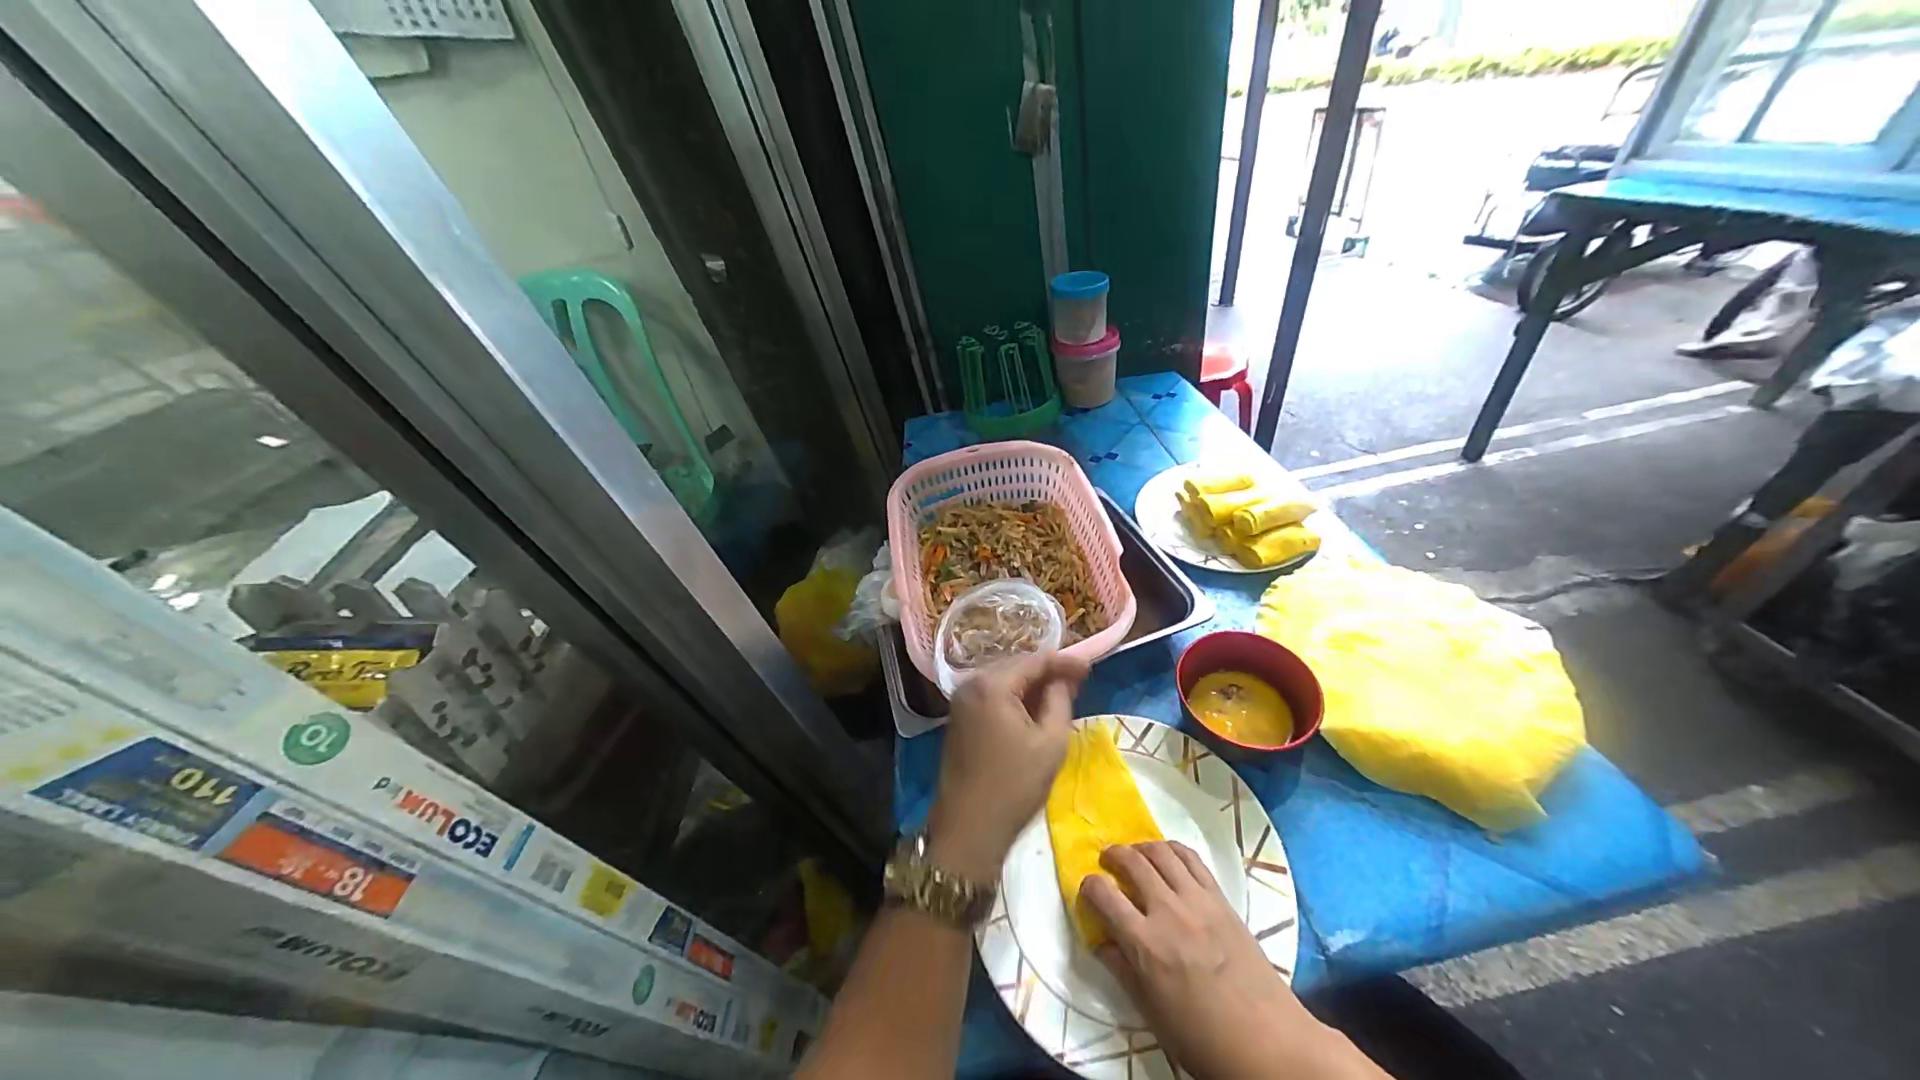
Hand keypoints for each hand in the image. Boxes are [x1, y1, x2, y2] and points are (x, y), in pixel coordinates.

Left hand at [926, 651, 1089, 882]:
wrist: (969, 827)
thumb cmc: (1014, 785)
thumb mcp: (1050, 741)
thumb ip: (1059, 700)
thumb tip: (1063, 679)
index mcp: (991, 685)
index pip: (1034, 660)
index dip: (1065, 662)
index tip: (1090, 668)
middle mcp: (970, 684)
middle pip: (1016, 666)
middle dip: (1048, 672)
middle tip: (1079, 681)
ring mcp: (961, 701)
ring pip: (1004, 681)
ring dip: (1032, 685)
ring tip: (1063, 694)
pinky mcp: (959, 718)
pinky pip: (992, 697)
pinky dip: (1015, 698)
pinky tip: (1035, 709)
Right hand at [1083, 842, 1380, 1079]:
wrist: (1267, 1043)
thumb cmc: (1202, 1037)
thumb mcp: (1150, 1011)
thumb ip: (1121, 969)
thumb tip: (1100, 940)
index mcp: (1145, 944)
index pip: (1103, 895)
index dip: (1088, 886)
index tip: (1087, 890)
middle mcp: (1169, 912)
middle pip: (1132, 861)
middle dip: (1111, 855)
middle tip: (1106, 862)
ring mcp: (1198, 901)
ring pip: (1161, 851)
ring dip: (1141, 847)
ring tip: (1135, 855)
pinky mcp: (1221, 899)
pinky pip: (1191, 858)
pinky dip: (1172, 849)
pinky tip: (1166, 857)